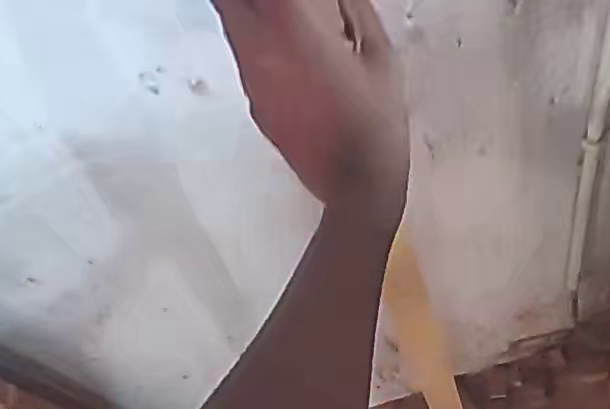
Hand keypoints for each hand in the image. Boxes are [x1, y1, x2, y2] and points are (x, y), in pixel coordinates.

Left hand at [213, 0, 408, 223]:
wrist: (357, 190)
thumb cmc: (373, 129)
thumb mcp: (379, 55)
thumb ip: (352, 6)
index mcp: (289, 19)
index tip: (312, 2)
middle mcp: (258, 45)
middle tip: (286, 10)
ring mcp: (252, 79)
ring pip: (230, 19)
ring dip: (251, 12)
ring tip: (292, 26)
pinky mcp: (256, 105)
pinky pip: (245, 58)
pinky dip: (259, 44)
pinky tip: (291, 58)